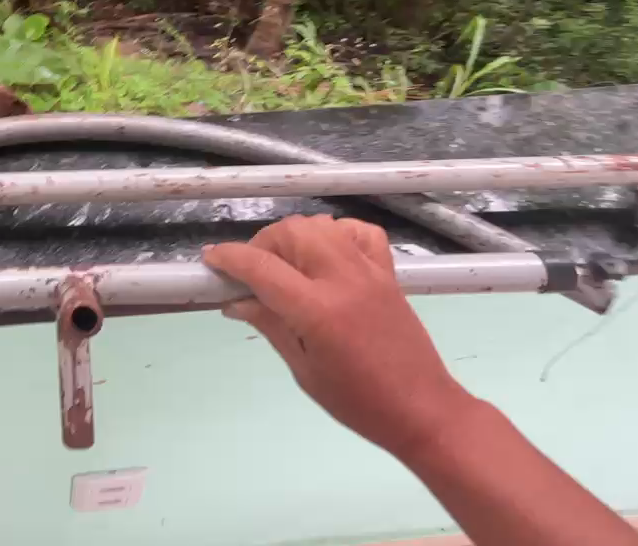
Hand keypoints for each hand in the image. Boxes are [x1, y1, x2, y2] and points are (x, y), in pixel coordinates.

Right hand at [203, 215, 476, 458]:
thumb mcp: (303, 370)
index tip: (211, 260)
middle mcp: (343, 279)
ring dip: (294, 237)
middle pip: (290, 233)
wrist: (426, 412)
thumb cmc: (359, 402)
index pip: (261, 267)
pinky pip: (358, 232)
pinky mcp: (388, 271)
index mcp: (318, 310)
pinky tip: (327, 255)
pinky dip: (336, 234)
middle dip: (262, 245)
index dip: (229, 258)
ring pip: (319, 226)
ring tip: (288, 265)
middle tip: (255, 274)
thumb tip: (235, 301)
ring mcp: (369, 271)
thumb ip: (269, 325)